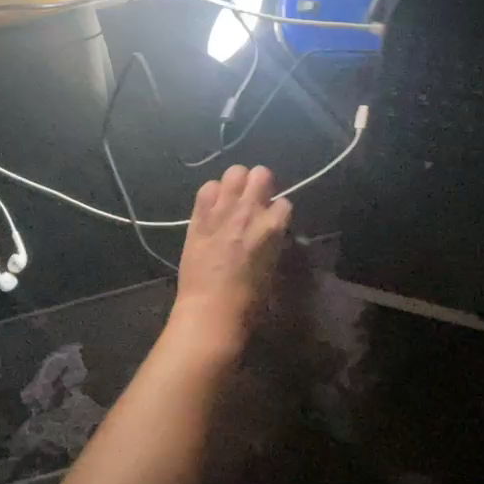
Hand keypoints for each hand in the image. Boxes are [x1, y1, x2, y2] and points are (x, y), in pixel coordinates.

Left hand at [166, 165, 291, 362]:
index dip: (278, 213)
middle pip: (262, 173)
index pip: (284, 202)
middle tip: (255, 201)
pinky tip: (212, 209)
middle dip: (261, 184)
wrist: (210, 311)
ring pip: (234, 172)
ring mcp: (222, 210)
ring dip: (237, 184)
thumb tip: (273, 232)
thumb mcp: (273, 269)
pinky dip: (212, 195)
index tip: (273, 222)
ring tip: (233, 199)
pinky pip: (206, 188)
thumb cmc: (249, 301)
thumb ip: (274, 242)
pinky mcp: (199, 216)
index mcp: (273, 227)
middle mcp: (249, 211)